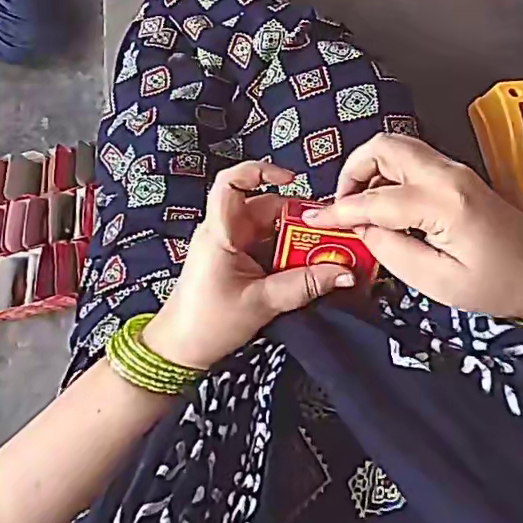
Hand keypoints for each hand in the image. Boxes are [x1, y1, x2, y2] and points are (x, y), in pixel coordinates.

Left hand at [140, 161, 357, 369]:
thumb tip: (343, 271)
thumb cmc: (207, 324)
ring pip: (269, 228)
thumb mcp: (262, 302)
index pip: (231, 182)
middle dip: (297, 217)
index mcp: (220, 232)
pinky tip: (307, 267)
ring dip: (295, 238)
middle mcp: (224, 231)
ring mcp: (229, 245)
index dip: (260, 171)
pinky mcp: (235, 260)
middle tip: (327, 233)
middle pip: (265, 207)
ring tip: (324, 253)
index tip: (292, 180)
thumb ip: (304, 284)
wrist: (179, 351)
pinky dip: (286, 253)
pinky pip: (266, 246)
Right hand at [303, 134, 522, 319]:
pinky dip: (388, 174)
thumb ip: (393, 252)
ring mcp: (455, 171)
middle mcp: (448, 175)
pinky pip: (412, 161)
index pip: (375, 198)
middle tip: (342, 205)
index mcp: (444, 202)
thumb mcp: (441, 283)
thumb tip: (364, 229)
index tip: (314, 219)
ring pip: (397, 147)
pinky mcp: (458, 176)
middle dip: (352, 170)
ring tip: (361, 206)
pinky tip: (385, 204)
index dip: (339, 210)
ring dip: (370, 169)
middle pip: (384, 146)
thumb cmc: (503, 285)